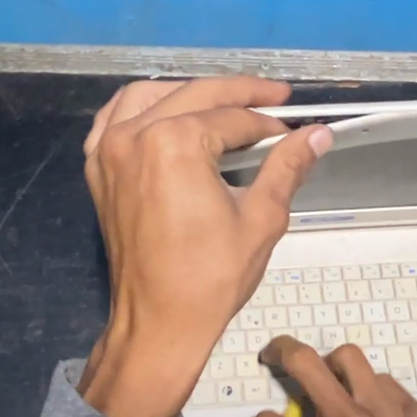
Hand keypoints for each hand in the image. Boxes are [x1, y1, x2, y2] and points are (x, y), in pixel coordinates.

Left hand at [78, 78, 331, 416]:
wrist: (157, 324)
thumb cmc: (211, 277)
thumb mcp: (261, 218)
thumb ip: (287, 166)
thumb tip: (319, 134)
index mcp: (173, 143)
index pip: (232, 119)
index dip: (269, 125)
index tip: (294, 133)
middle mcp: (134, 135)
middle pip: (195, 96)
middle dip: (240, 94)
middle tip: (276, 97)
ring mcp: (108, 151)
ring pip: (151, 96)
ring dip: (190, 92)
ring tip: (225, 100)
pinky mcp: (98, 170)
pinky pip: (113, 118)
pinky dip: (141, 108)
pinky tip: (163, 111)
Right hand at [246, 337, 416, 416]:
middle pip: (303, 361)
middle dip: (280, 351)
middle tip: (273, 356)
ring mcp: (383, 408)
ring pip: (346, 355)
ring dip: (330, 363)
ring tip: (331, 378)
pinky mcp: (412, 406)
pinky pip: (381, 379)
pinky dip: (368, 387)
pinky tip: (373, 407)